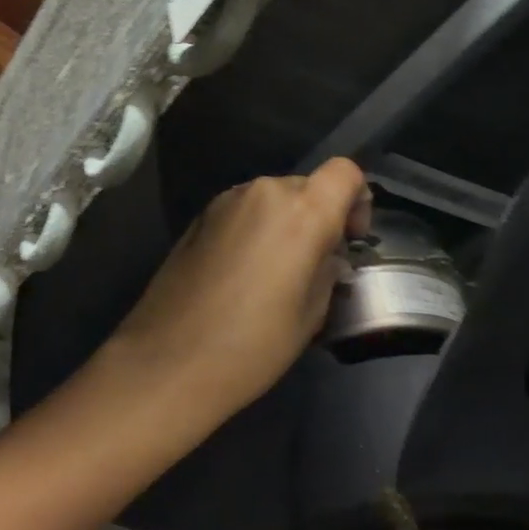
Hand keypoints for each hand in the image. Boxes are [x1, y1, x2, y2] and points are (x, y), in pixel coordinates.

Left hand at [103, 157, 369, 420]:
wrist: (171, 358)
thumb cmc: (254, 342)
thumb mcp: (311, 313)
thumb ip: (327, 269)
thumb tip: (327, 256)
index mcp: (300, 210)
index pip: (344, 171)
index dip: (357, 198)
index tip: (349, 239)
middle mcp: (261, 192)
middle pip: (305, 186)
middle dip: (318, 217)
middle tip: (314, 265)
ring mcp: (223, 201)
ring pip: (270, 199)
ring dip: (283, 224)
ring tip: (276, 274)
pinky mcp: (197, 217)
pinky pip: (241, 212)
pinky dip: (253, 230)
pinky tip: (242, 274)